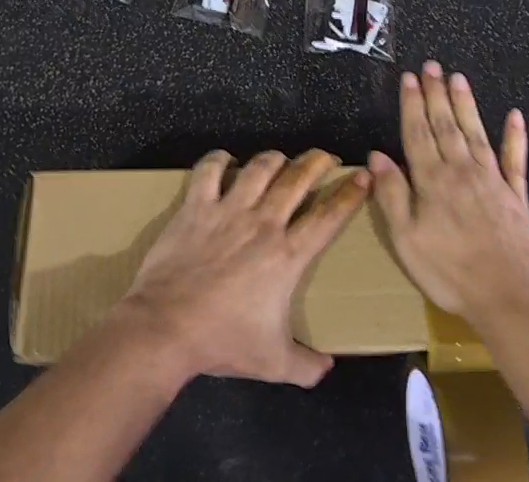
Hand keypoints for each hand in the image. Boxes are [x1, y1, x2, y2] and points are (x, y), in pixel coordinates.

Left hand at [116, 149, 368, 387]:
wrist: (166, 328)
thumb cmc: (223, 342)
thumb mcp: (274, 363)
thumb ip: (307, 366)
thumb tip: (328, 369)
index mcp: (287, 255)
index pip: (329, 215)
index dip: (350, 193)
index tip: (362, 176)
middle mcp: (263, 223)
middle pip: (297, 179)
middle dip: (317, 162)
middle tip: (325, 158)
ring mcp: (227, 211)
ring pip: (259, 168)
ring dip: (274, 158)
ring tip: (281, 159)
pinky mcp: (195, 207)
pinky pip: (209, 171)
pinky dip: (219, 159)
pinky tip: (225, 160)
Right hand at [368, 61, 528, 327]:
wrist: (509, 297)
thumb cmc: (449, 272)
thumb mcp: (406, 239)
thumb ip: (392, 195)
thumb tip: (376, 156)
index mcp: (432, 180)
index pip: (418, 133)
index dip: (412, 104)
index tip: (409, 78)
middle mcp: (462, 170)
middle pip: (446, 124)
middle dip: (437, 94)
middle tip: (432, 66)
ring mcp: (493, 180)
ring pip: (476, 132)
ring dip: (466, 104)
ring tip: (458, 78)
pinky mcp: (516, 196)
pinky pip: (514, 159)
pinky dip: (515, 137)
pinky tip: (514, 117)